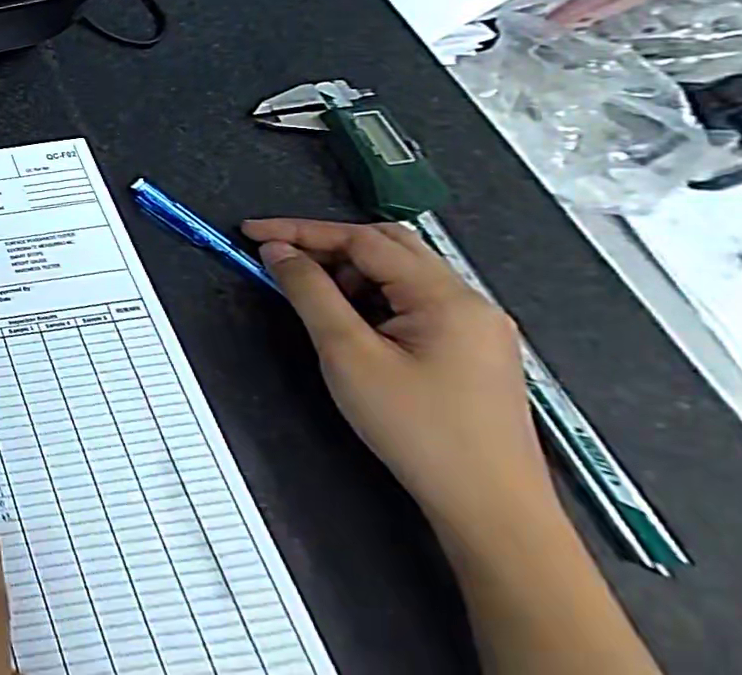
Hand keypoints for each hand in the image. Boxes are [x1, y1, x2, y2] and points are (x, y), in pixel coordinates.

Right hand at [240, 218, 550, 531]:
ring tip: (311, 298)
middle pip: (388, 246)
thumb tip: (279, 251)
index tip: (252, 232)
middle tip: (279, 259)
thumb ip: (310, 293)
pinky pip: (412, 302)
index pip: (362, 240)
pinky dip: (371, 299)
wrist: (490, 509)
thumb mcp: (348, 355)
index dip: (301, 231)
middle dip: (327, 246)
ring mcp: (476, 326)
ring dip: (349, 274)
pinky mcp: (471, 350)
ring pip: (400, 274)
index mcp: (447, 297)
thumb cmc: (417, 429)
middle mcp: (469, 301)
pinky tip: (349, 323)